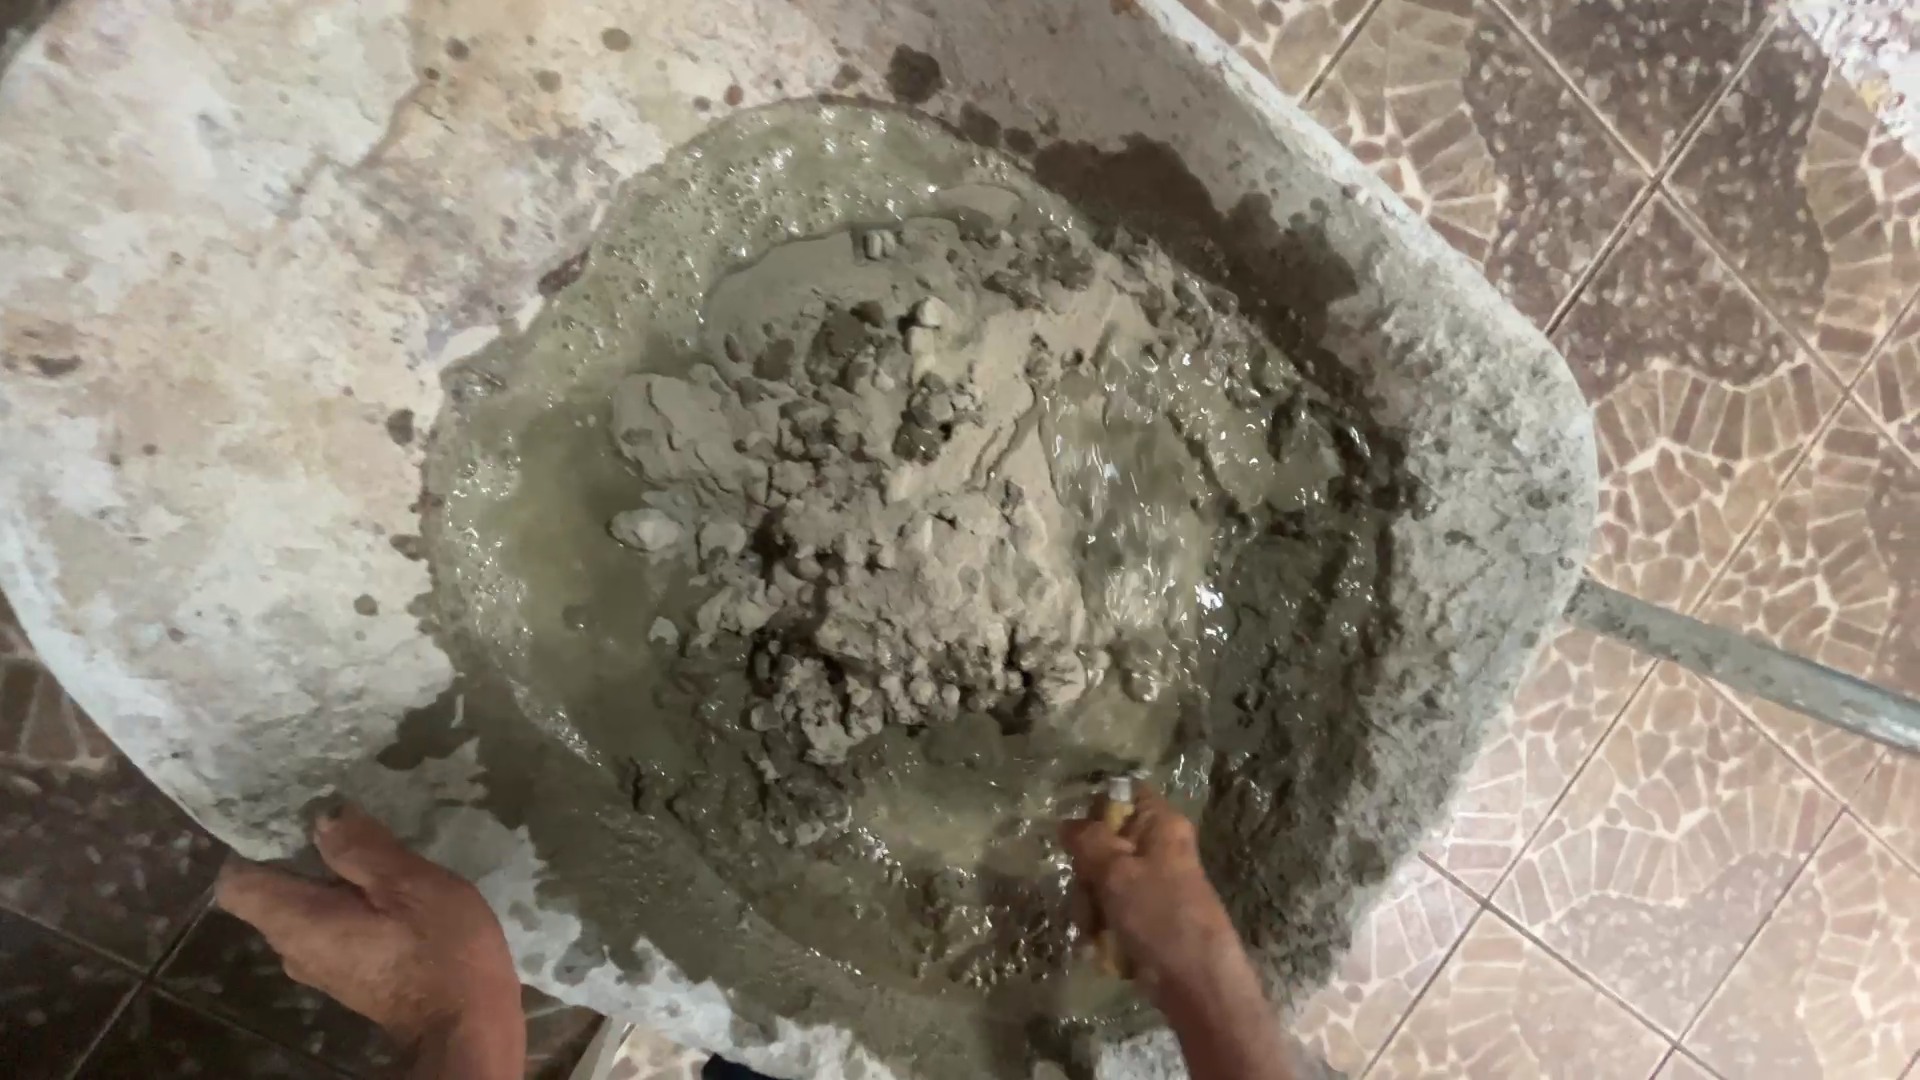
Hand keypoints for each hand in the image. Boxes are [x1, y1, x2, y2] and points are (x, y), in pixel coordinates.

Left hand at [216, 803, 524, 1061]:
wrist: (465, 1017)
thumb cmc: (440, 945)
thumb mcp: (412, 884)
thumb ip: (364, 850)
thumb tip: (324, 815)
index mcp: (299, 923)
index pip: (238, 882)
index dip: (259, 843)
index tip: (301, 811)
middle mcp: (294, 948)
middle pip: (275, 892)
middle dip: (308, 854)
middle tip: (360, 819)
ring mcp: (321, 964)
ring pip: (309, 907)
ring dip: (338, 876)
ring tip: (385, 848)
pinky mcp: (350, 970)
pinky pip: (333, 923)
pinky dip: (354, 899)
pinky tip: (397, 888)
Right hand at [1058, 786, 1241, 1003]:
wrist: (1198, 986)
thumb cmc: (1160, 917)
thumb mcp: (1116, 872)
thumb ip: (1087, 840)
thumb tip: (1067, 823)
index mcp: (1160, 823)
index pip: (1123, 792)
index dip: (1095, 807)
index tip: (1078, 835)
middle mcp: (1156, 846)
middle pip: (1103, 838)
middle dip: (1086, 870)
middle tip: (1088, 891)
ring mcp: (1151, 881)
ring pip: (1101, 876)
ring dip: (1089, 902)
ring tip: (1093, 927)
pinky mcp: (1145, 913)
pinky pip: (1110, 905)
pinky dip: (1100, 922)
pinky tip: (1099, 942)